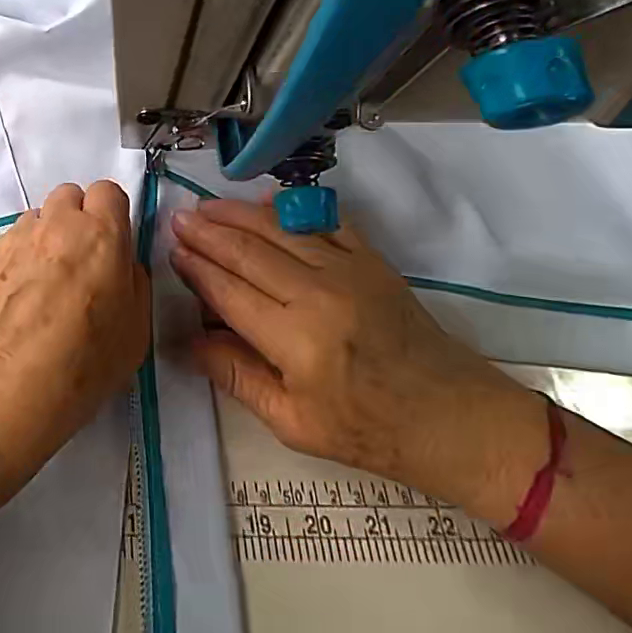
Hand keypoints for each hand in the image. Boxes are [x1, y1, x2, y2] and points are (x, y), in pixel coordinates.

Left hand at [0, 181, 149, 525]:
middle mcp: (56, 225)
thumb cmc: (80, 366)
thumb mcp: (135, 331)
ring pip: (39, 217)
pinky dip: (21, 254)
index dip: (112, 215)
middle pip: (70, 196)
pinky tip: (20, 293)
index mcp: (101, 236)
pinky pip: (13, 239)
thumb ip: (133, 280)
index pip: (109, 191)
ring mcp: (17, 236)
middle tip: (81, 260)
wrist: (0, 386)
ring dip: (48, 236)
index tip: (112, 243)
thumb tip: (120, 261)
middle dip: (79, 219)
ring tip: (46, 281)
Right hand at [168, 198, 544, 520]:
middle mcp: (318, 294)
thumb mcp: (292, 424)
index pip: (227, 290)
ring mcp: (349, 272)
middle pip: (247, 251)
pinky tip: (265, 200)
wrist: (461, 422)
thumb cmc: (370, 431)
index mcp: (295, 339)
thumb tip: (186, 341)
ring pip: (278, 229)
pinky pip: (324, 223)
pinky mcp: (373, 263)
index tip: (170, 251)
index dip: (195, 268)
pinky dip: (290, 209)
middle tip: (177, 218)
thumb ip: (235, 376)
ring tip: (205, 206)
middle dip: (206, 232)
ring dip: (236, 214)